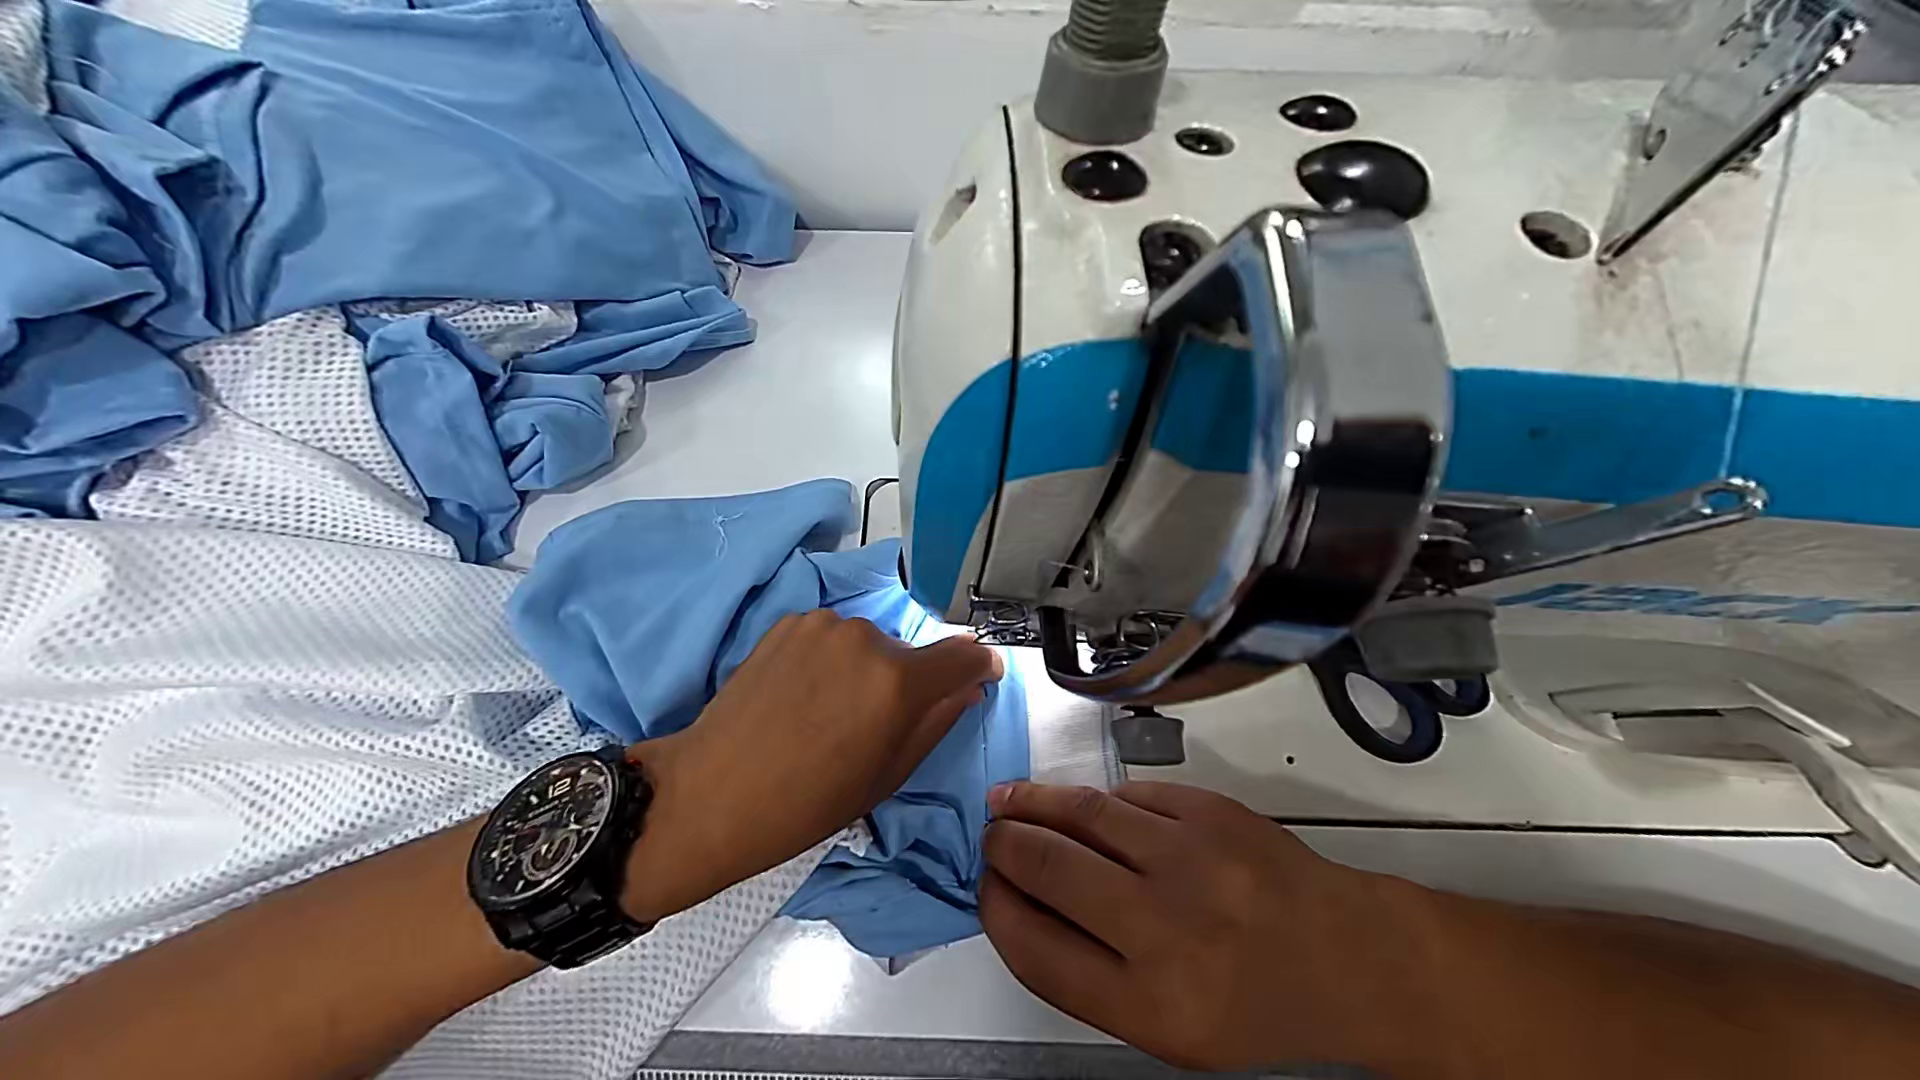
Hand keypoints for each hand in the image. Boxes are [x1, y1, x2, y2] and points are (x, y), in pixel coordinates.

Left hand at [621, 611, 1002, 921]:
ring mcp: (824, 625)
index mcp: (897, 681)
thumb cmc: (806, 802)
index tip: (980, 678)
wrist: (711, 792)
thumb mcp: (887, 776)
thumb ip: (937, 723)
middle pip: (910, 654)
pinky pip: (832, 637)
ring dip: (866, 669)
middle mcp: (866, 638)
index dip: (979, 666)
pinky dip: (832, 659)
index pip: (963, 655)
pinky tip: (802, 693)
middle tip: (874, 725)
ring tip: (829, 711)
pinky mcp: (789, 622)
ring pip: (870, 644)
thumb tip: (968, 688)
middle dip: (907, 682)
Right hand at [979, 781, 1436, 1070]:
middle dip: (1003, 845)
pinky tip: (1078, 805)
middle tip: (990, 836)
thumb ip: (1085, 971)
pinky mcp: (1208, 810)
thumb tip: (1020, 901)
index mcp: (1150, 1003)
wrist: (1345, 957)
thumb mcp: (1165, 1027)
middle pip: (1048, 867)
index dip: (996, 909)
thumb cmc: (1253, 1003)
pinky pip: (1126, 794)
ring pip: (1081, 812)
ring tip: (1007, 801)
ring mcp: (1190, 858)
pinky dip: (1094, 800)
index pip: (1035, 946)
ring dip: (1031, 802)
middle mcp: (1166, 928)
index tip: (986, 888)